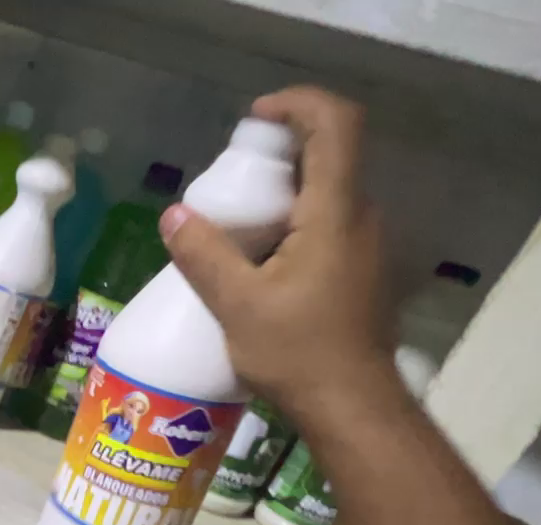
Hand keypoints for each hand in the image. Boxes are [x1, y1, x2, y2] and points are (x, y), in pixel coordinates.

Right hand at [160, 86, 399, 432]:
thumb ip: (205, 255)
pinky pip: (327, 229)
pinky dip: (292, 228)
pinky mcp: (361, 272)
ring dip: (282, 199)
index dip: (297, 104)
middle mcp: (361, 218)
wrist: (350, 403)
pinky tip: (259, 268)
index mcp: (335, 213)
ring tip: (234, 231)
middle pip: (328, 158)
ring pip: (326, 197)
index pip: (335, 124)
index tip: (253, 120)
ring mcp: (367, 246)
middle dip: (278, 157)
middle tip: (229, 186)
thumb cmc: (297, 352)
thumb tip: (173, 215)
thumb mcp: (237, 305)